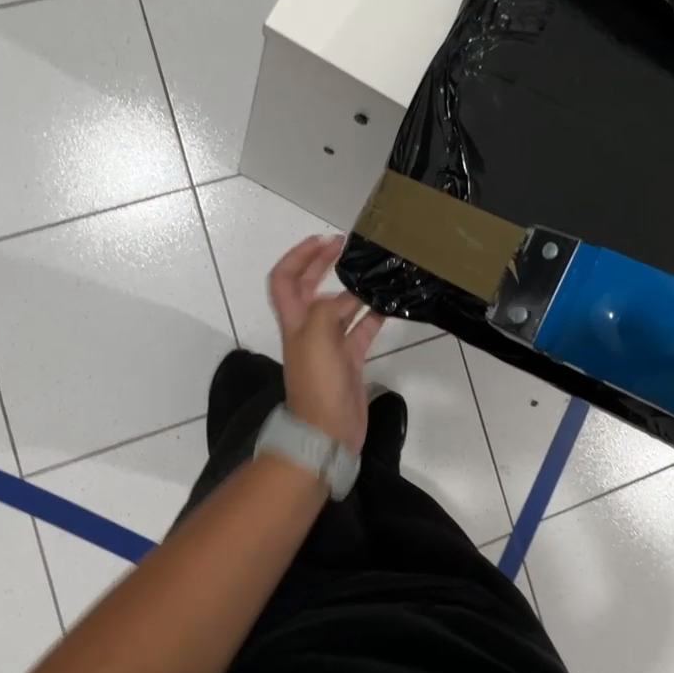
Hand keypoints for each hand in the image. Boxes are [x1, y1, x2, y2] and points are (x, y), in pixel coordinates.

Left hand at [268, 236, 385, 453]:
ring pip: (339, 306)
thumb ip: (330, 307)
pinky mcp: (349, 359)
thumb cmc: (316, 382)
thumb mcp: (317, 335)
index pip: (284, 278)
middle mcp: (309, 328)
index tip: (322, 240)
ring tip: (372, 269)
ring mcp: (330, 344)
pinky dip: (373, 314)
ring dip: (352, 286)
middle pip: (310, 287)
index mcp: (294, 320)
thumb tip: (353, 295)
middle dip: (323, 263)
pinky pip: (361, 329)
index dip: (298, 256)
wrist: (327, 433)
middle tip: (347, 245)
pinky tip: (388, 303)